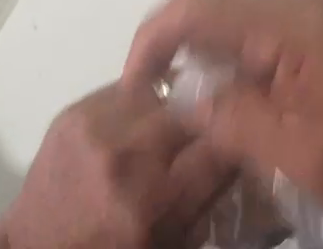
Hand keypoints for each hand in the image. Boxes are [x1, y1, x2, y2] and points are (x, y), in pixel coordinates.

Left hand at [0, 85, 235, 248]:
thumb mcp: (167, 240)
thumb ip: (205, 197)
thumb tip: (242, 151)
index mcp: (148, 202)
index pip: (217, 147)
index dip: (239, 135)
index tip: (249, 130)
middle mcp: (122, 158)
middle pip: (189, 109)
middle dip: (208, 113)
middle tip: (218, 119)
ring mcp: (93, 129)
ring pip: (159, 91)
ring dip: (173, 104)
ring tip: (178, 117)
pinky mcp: (72, 112)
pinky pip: (124, 89)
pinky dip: (139, 102)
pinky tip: (140, 119)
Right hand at [123, 0, 322, 219]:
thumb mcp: (310, 154)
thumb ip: (239, 121)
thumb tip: (191, 97)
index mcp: (287, 18)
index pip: (194, 3)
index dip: (150, 40)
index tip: (137, 93)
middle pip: (223, 10)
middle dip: (188, 59)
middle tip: (183, 121)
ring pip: (256, 25)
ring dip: (229, 67)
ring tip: (230, 130)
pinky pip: (288, 34)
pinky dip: (264, 67)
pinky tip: (281, 115)